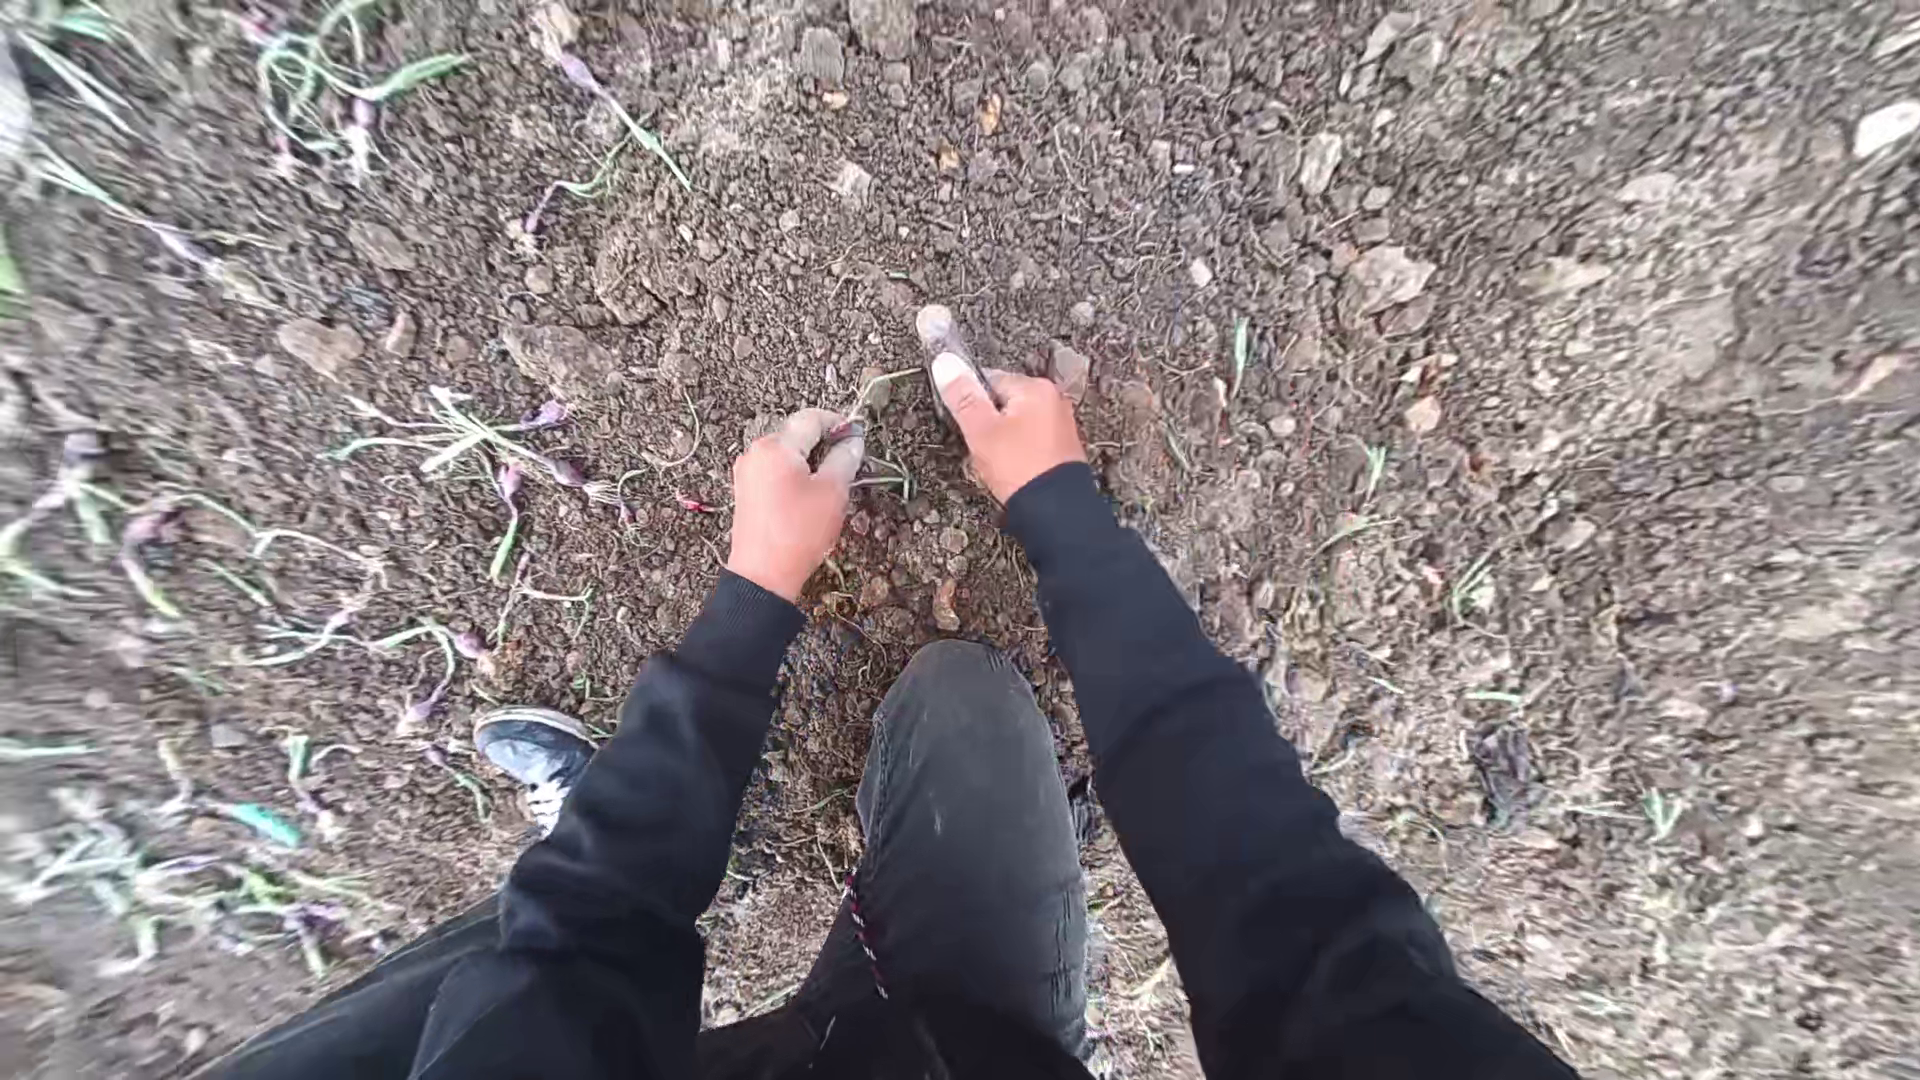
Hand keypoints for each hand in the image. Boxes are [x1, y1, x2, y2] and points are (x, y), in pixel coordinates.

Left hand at [726, 408, 863, 601]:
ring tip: (832, 484)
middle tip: (849, 463)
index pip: (811, 418)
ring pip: (787, 454)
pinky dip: (796, 474)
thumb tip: (853, 440)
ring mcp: (747, 472)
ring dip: (811, 460)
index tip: (857, 435)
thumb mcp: (832, 492)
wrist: (764, 574)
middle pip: (797, 434)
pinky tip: (810, 496)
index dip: (838, 422)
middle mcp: (756, 452)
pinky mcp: (746, 491)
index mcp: (776, 447)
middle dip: (825, 444)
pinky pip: (776, 471)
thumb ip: (845, 458)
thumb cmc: (800, 531)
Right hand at [932, 354, 1086, 502]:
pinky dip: (1019, 455)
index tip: (970, 427)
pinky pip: (1030, 443)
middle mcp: (1053, 401)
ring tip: (1001, 464)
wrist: (1055, 511)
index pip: (989, 379)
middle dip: (989, 426)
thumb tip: (945, 361)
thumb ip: (963, 396)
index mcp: (1036, 388)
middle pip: (1004, 403)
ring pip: (1016, 426)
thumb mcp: (981, 430)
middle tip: (985, 450)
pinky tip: (1015, 472)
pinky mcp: (1062, 449)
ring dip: (1003, 442)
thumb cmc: (1020, 469)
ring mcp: (1061, 425)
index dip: (972, 405)